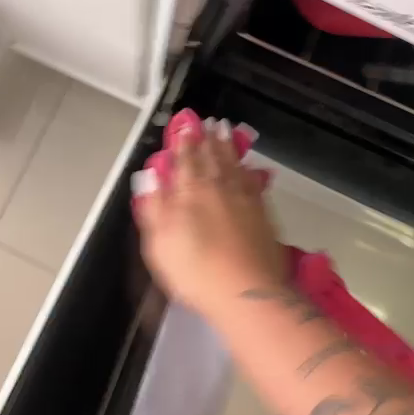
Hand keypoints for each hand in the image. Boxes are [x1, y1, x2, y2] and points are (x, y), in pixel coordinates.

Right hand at [134, 125, 289, 318]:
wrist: (247, 293)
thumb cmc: (195, 270)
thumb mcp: (160, 242)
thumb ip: (154, 206)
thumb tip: (150, 177)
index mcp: (191, 191)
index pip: (186, 159)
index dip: (184, 141)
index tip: (185, 125)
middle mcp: (218, 187)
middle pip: (212, 156)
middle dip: (208, 138)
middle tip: (210, 121)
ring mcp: (244, 199)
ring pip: (234, 164)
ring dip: (228, 147)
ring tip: (226, 131)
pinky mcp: (263, 214)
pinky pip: (253, 182)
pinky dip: (247, 170)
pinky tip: (247, 167)